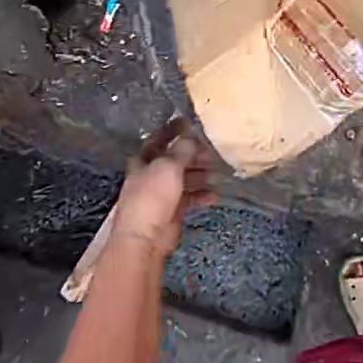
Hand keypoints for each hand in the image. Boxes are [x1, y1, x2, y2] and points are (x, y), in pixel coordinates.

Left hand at [111, 134, 216, 257]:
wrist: (146, 238)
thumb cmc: (152, 196)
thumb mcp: (169, 166)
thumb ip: (182, 150)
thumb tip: (192, 135)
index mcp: (144, 159)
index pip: (159, 139)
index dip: (174, 130)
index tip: (192, 124)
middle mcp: (151, 174)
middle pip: (175, 159)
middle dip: (193, 155)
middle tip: (213, 151)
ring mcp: (162, 193)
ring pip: (184, 178)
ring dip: (200, 174)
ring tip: (218, 171)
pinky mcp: (172, 210)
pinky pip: (190, 198)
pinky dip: (202, 196)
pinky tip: (215, 195)